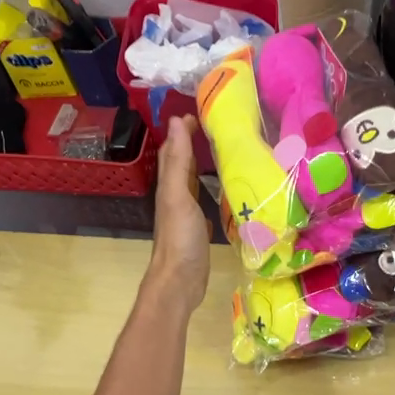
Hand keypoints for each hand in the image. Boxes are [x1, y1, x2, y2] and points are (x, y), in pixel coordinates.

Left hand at [145, 116, 209, 309]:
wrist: (179, 282)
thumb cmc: (180, 238)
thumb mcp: (178, 195)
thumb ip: (178, 160)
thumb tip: (176, 120)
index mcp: (170, 186)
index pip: (174, 149)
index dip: (183, 130)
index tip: (202, 112)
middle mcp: (176, 197)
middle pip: (182, 164)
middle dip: (194, 143)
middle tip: (217, 127)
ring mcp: (186, 215)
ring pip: (193, 183)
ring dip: (203, 167)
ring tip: (224, 152)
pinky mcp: (198, 231)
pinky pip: (204, 204)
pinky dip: (212, 193)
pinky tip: (224, 193)